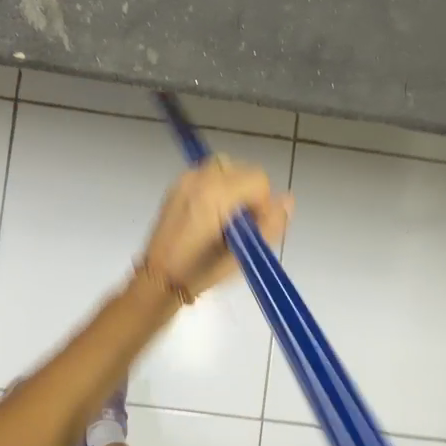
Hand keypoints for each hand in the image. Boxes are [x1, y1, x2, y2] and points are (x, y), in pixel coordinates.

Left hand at [141, 157, 292, 297]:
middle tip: (240, 224)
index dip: (262, 203)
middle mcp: (199, 179)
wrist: (159, 278)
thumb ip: (270, 225)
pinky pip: (207, 174)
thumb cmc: (201, 271)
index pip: (258, 179)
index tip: (252, 227)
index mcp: (216, 194)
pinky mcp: (177, 185)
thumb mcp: (243, 255)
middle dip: (249, 193)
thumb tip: (287, 199)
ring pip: (225, 168)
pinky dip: (216, 186)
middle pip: (243, 170)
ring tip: (226, 217)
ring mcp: (185, 179)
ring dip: (233, 187)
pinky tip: (210, 213)